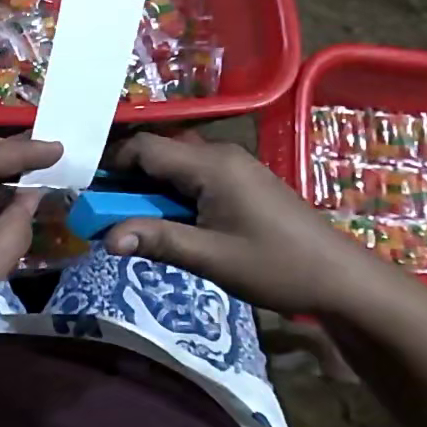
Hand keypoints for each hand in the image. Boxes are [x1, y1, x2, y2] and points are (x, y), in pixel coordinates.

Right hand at [103, 132, 411, 314]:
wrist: (339, 278)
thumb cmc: (276, 266)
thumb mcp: (211, 257)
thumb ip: (157, 241)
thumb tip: (105, 238)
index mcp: (211, 165)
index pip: (144, 148)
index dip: (110, 166)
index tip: (87, 193)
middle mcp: (220, 155)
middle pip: (158, 152)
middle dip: (126, 178)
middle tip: (104, 211)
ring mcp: (233, 166)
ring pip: (174, 165)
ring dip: (148, 188)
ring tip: (130, 219)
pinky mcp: (240, 182)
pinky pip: (193, 176)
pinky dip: (171, 194)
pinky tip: (167, 221)